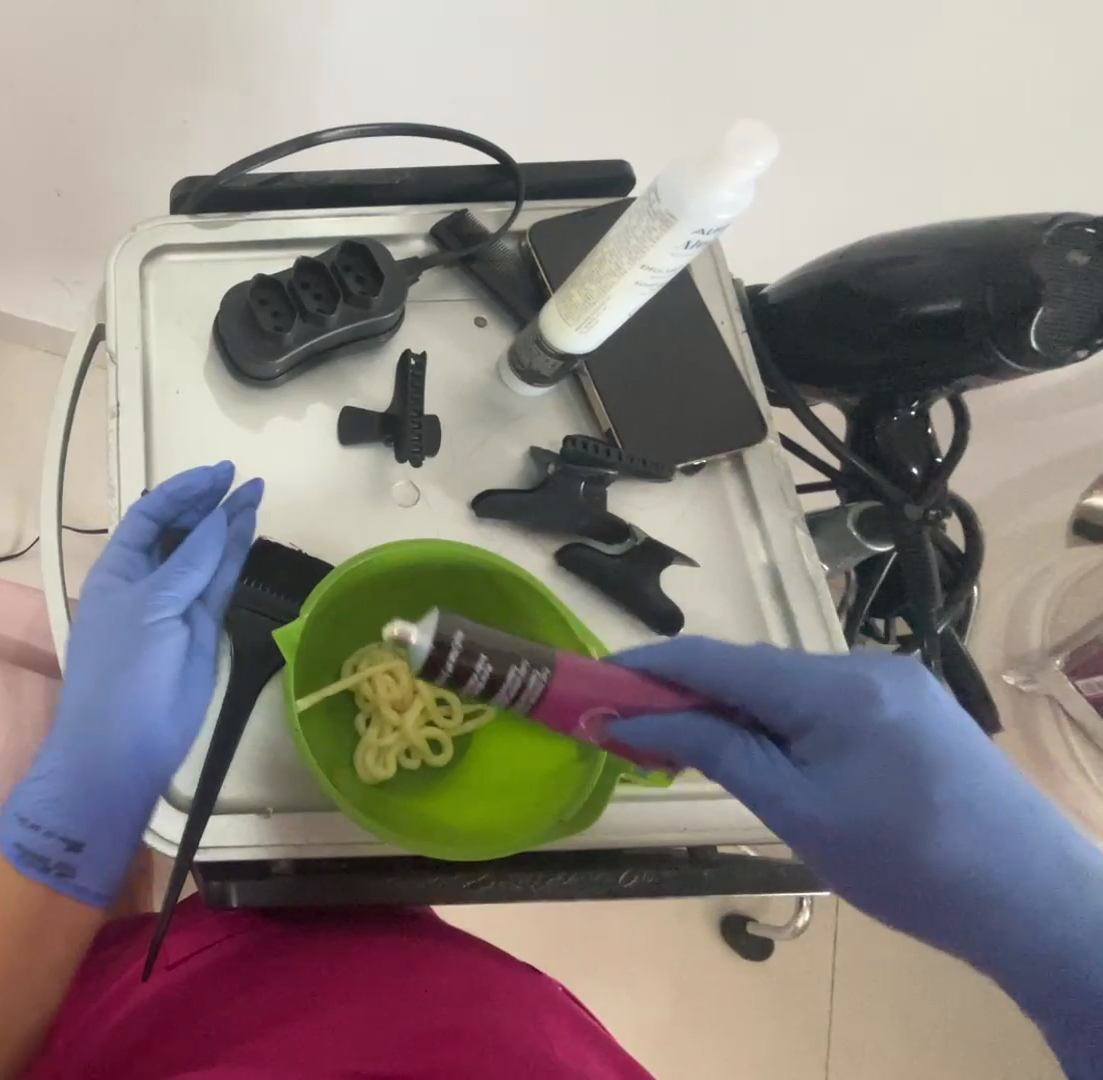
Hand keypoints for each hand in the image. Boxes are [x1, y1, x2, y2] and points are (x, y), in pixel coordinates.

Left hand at [0, 462, 261, 906]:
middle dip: (205, 503)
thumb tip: (220, 515)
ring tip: (254, 491)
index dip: (180, 492)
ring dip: (226, 524)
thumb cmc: (124, 668)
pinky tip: (249, 527)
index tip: (218, 473)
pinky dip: (235, 556)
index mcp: (117, 570)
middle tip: (239, 478)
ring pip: (204, 554)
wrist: (125, 743)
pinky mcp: (202, 628)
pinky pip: (219, 583)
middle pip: (177, 530)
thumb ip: (189, 561)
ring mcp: (177, 604)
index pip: (149, 517)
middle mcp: (146, 581)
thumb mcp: (151, 607)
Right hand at [606, 638, 1102, 971]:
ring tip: (680, 742)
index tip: (589, 683)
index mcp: (835, 687)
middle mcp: (860, 665)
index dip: (642, 666)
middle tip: (627, 726)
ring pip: (771, 678)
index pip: (710, 659)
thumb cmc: (911, 867)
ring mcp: (887, 679)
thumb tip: (624, 717)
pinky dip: (762, 713)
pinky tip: (748, 745)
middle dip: (677, 691)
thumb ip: (708, 746)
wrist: (1051, 911)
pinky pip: (806, 693)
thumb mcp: (792, 808)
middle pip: (739, 665)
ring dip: (719, 704)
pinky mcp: (902, 701)